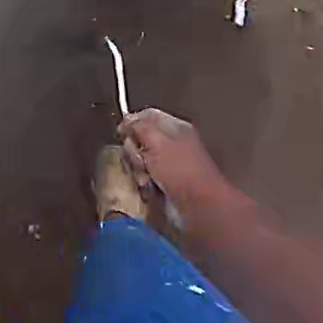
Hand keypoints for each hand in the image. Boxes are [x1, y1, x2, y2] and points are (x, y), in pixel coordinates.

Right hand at [118, 108, 242, 223]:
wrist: (198, 207)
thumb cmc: (179, 169)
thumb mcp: (155, 139)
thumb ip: (137, 125)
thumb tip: (126, 121)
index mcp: (175, 128)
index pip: (146, 115)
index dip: (132, 121)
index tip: (123, 132)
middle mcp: (172, 143)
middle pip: (138, 136)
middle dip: (134, 148)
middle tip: (141, 158)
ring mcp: (168, 163)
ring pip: (138, 156)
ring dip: (137, 166)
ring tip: (146, 175)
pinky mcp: (164, 180)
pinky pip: (143, 172)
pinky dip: (142, 178)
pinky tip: (148, 184)